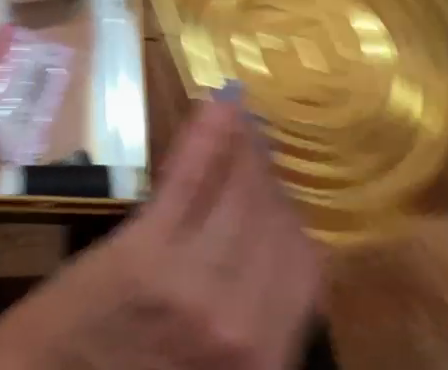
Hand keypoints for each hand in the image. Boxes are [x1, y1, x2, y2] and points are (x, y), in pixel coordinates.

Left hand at [0, 97, 322, 369]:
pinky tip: (219, 104)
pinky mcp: (142, 253)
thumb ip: (249, 327)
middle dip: (272, 183)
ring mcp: (191, 283)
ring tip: (241, 120)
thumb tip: (267, 263)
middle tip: (261, 148)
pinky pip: (188, 185)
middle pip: (279, 229)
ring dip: (244, 153)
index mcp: (262, 359)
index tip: (283, 187)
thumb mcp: (213, 368)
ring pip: (239, 201)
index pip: (305, 270)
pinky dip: (206, 141)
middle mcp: (240, 323)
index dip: (295, 221)